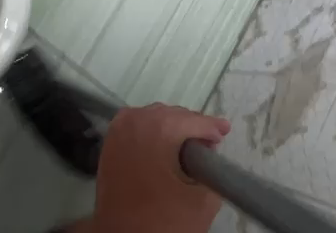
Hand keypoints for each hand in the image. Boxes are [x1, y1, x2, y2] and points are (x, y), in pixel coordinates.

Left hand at [90, 103, 229, 232]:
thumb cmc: (163, 220)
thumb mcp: (202, 202)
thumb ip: (212, 172)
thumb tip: (208, 153)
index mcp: (159, 128)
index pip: (193, 120)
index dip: (213, 126)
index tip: (225, 132)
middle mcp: (136, 118)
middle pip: (172, 114)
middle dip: (192, 125)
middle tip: (210, 141)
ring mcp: (119, 127)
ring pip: (153, 117)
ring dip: (172, 126)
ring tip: (190, 143)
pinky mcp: (109, 140)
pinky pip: (136, 125)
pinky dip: (152, 130)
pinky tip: (164, 145)